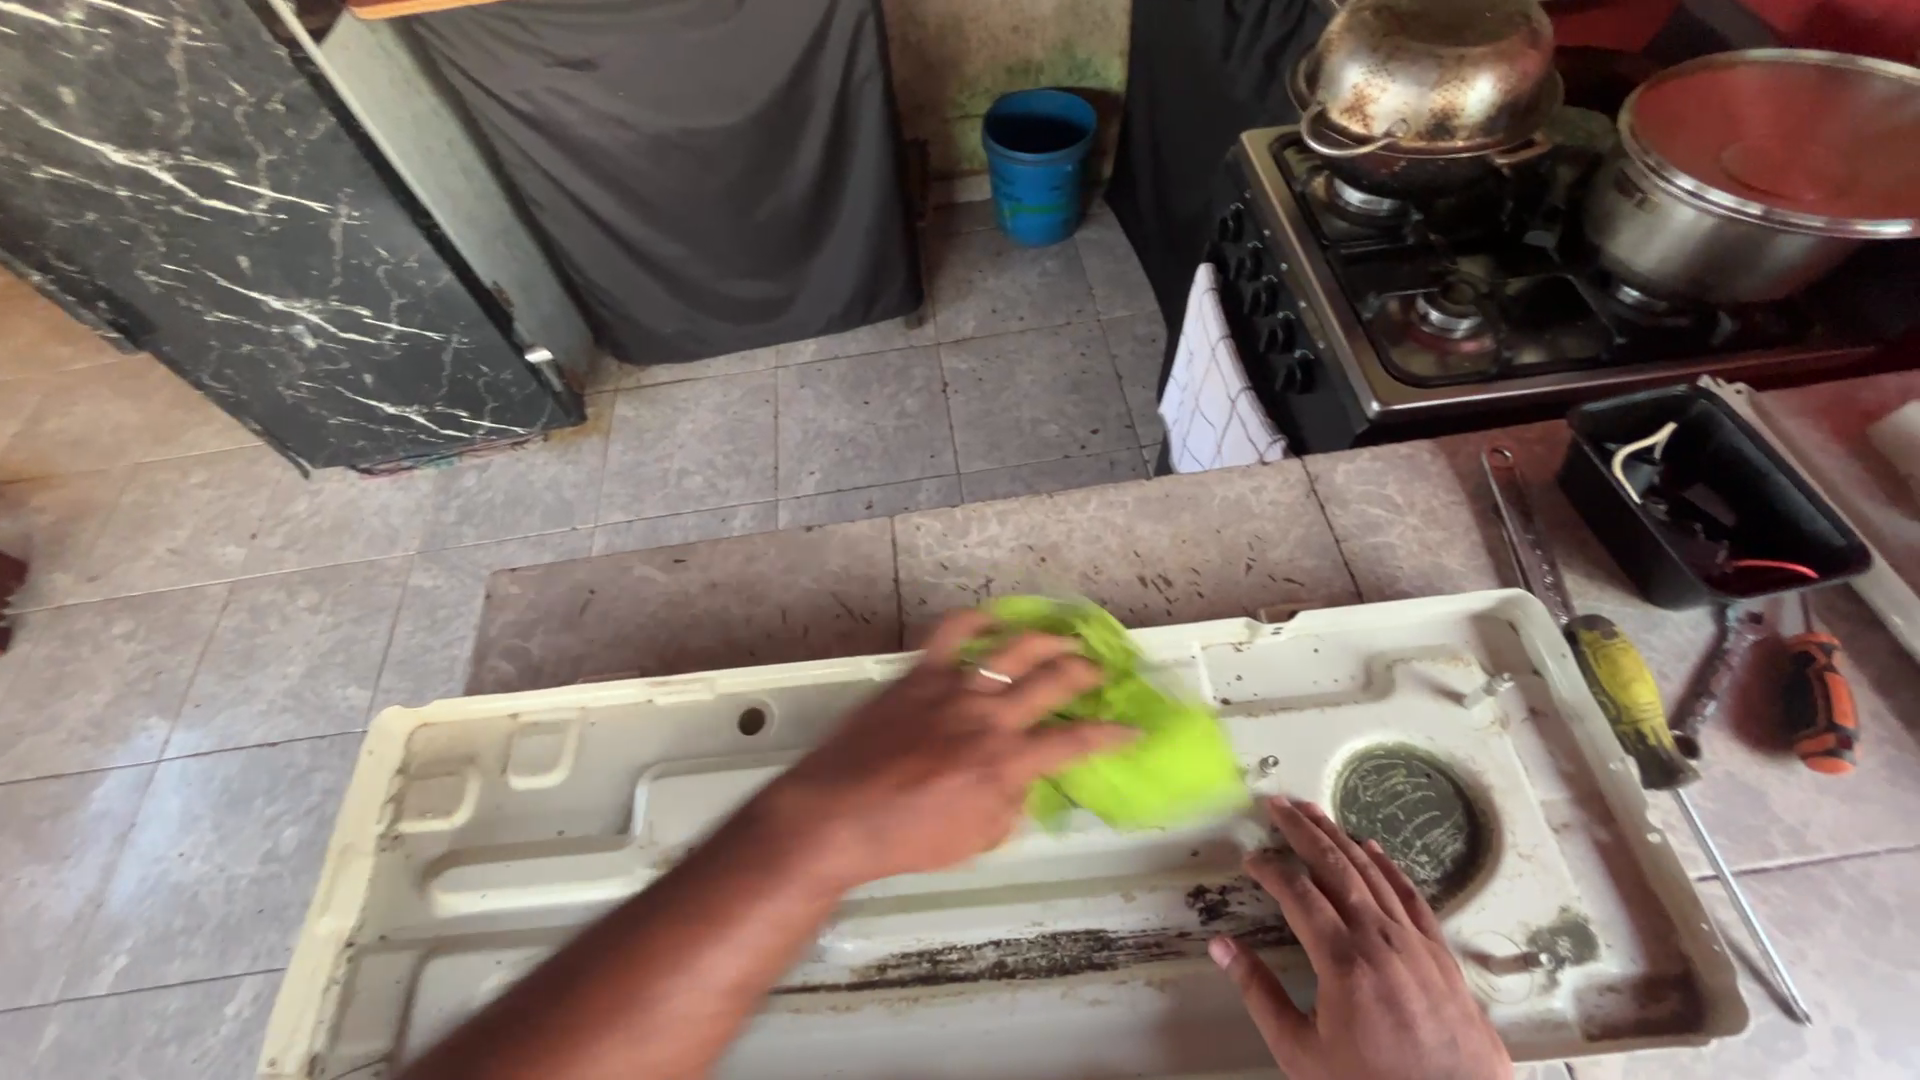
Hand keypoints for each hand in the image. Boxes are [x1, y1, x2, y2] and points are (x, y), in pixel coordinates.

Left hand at [757, 609, 1136, 888]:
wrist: (838, 814)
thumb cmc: (907, 837)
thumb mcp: (977, 838)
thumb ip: (1011, 804)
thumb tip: (1022, 779)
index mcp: (1006, 762)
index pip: (1075, 741)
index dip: (1111, 734)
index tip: (1131, 729)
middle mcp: (988, 717)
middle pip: (1053, 681)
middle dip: (1086, 673)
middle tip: (1099, 671)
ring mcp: (953, 689)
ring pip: (1012, 648)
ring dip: (1046, 640)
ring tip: (1064, 638)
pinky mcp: (919, 675)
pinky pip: (951, 634)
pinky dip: (976, 621)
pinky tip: (993, 621)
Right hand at [1210, 797, 1512, 1079]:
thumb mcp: (1301, 1053)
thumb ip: (1259, 993)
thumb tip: (1220, 945)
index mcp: (1343, 961)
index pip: (1298, 894)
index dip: (1270, 870)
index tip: (1250, 859)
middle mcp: (1381, 939)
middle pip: (1336, 867)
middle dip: (1302, 831)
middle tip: (1277, 803)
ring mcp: (1417, 944)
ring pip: (1372, 874)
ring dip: (1339, 837)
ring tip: (1313, 812)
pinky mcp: (1443, 957)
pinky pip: (1412, 897)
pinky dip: (1389, 867)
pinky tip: (1373, 849)